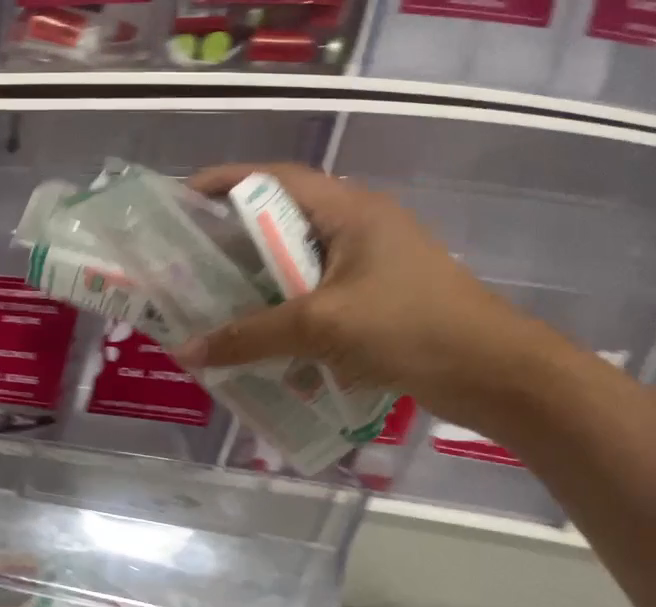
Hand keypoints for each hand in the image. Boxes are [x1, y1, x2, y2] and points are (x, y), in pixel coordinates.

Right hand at [174, 163, 576, 432]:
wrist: (485, 369)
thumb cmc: (407, 326)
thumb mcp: (318, 327)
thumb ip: (246, 336)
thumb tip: (183, 350)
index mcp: (352, 214)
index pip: (280, 179)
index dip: (228, 181)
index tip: (180, 198)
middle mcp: (358, 229)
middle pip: (279, 221)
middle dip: (226, 238)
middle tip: (178, 259)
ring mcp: (364, 265)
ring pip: (289, 261)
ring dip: (245, 279)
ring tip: (198, 299)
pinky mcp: (367, 298)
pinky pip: (302, 293)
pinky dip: (268, 307)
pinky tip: (242, 332)